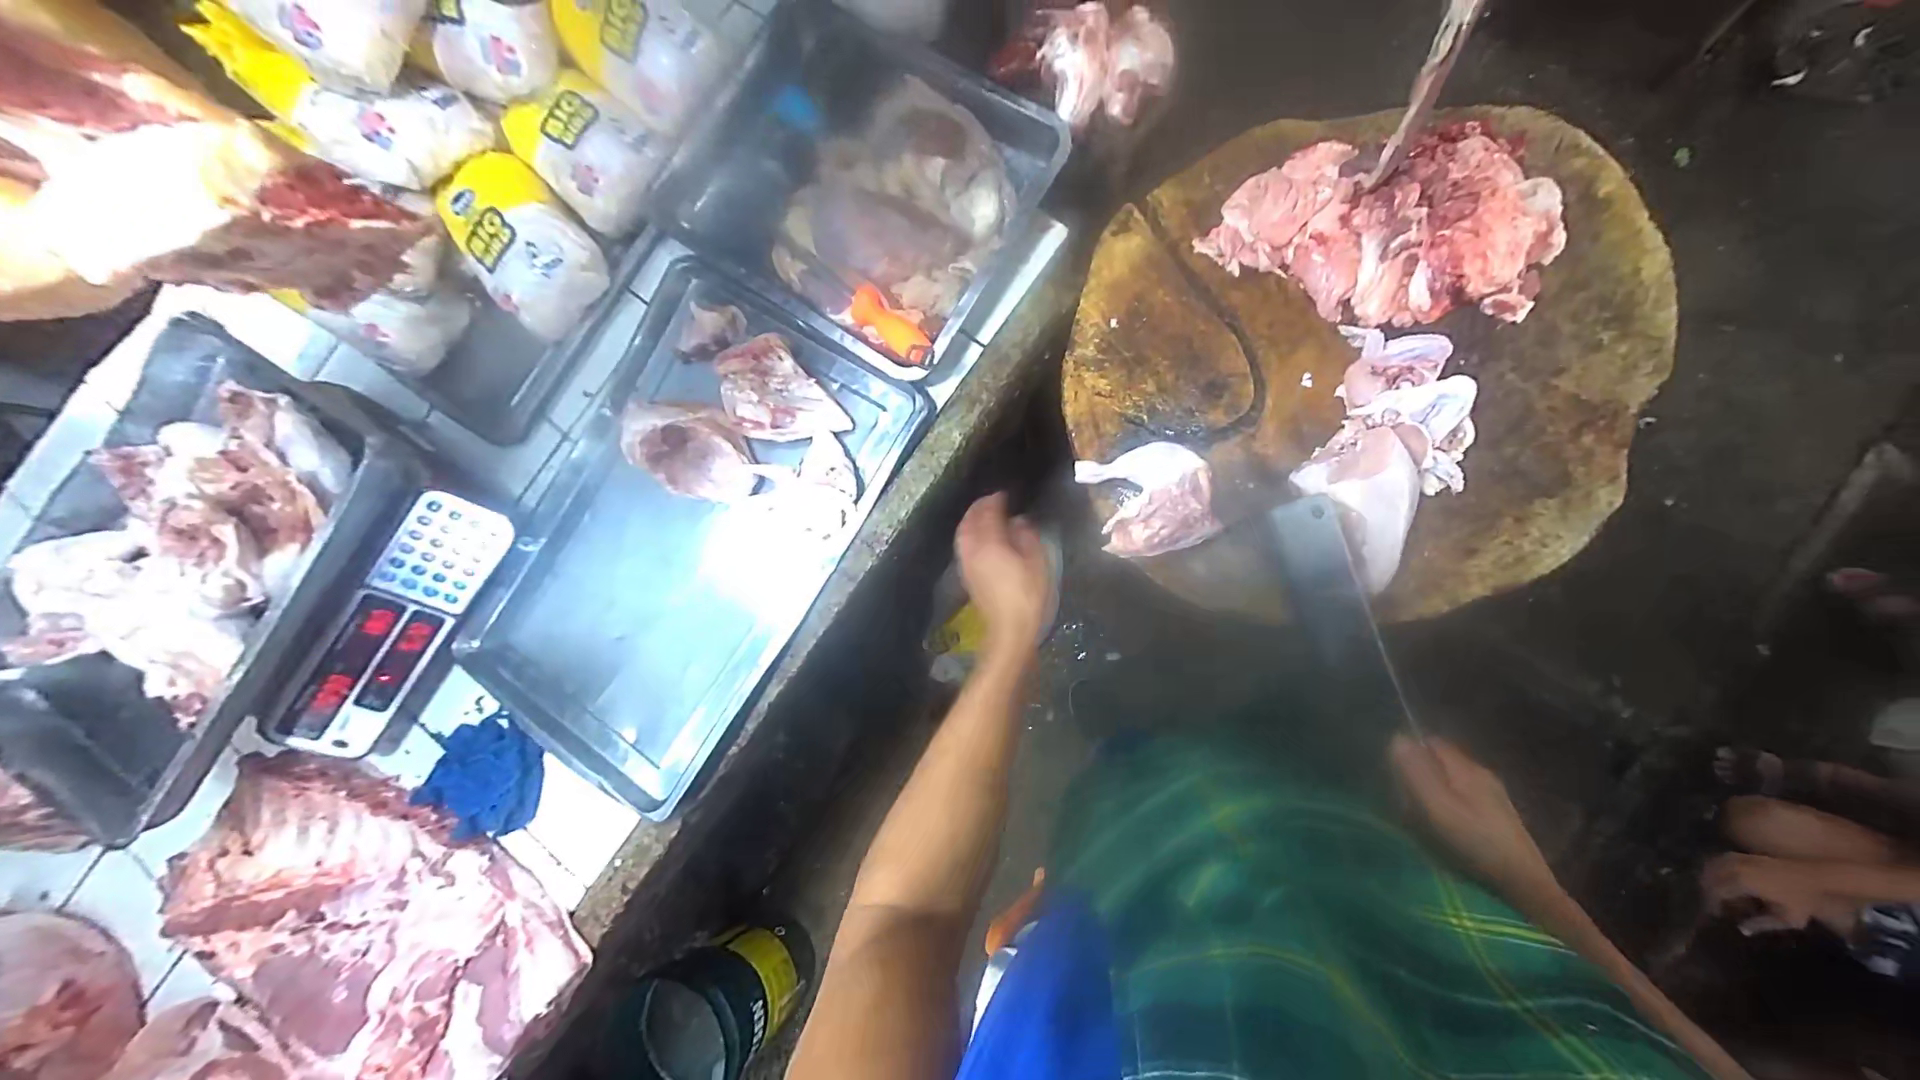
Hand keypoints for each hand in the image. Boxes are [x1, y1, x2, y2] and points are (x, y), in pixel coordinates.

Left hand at [955, 493, 1050, 660]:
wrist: (1008, 630)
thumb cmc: (1027, 597)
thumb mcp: (1037, 563)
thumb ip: (1027, 537)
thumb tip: (1019, 522)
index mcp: (990, 543)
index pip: (988, 513)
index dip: (995, 500)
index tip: (1004, 494)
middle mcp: (973, 550)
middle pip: (970, 521)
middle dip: (979, 507)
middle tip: (992, 500)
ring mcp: (967, 564)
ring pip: (963, 533)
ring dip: (970, 520)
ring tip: (983, 514)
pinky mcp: (967, 576)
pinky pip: (963, 546)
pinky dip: (968, 534)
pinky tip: (979, 537)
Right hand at [1391, 734, 1560, 905]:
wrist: (1526, 889)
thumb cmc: (1475, 843)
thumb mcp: (1437, 806)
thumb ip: (1415, 771)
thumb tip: (1397, 738)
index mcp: (1468, 769)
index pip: (1430, 742)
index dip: (1409, 751)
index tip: (1394, 774)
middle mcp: (1482, 776)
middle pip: (1438, 762)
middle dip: (1416, 776)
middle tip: (1406, 803)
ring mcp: (1492, 798)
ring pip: (1447, 782)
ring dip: (1429, 795)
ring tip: (1421, 822)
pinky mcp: (1496, 819)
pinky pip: (1459, 801)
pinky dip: (1444, 809)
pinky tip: (1443, 832)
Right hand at [1700, 853, 1857, 934]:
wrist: (1817, 878)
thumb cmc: (1803, 899)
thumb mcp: (1788, 918)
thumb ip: (1762, 924)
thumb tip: (1741, 929)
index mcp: (1740, 882)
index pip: (1715, 892)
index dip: (1712, 904)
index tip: (1714, 914)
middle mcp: (1732, 868)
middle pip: (1708, 878)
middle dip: (1708, 892)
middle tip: (1715, 905)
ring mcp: (1734, 859)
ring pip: (1708, 868)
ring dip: (1708, 880)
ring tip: (1716, 893)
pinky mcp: (1739, 855)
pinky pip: (1716, 861)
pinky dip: (1714, 870)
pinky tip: (1721, 879)